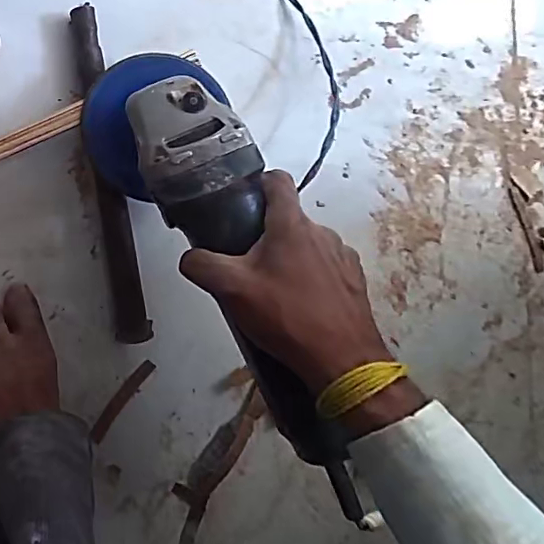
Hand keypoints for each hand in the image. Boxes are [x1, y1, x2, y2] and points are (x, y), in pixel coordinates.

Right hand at [177, 171, 395, 389]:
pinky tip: (296, 304)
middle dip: (264, 233)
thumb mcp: (230, 289)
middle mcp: (321, 233)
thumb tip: (189, 257)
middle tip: (244, 261)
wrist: (344, 363)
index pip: (277, 180)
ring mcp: (343, 257)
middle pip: (287, 217)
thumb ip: (201, 265)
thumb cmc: (288, 317)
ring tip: (270, 288)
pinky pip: (325, 267)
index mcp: (291, 225)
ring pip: (306, 243)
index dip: (257, 182)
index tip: (241, 198)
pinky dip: (308, 277)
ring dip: (287, 257)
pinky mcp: (354, 281)